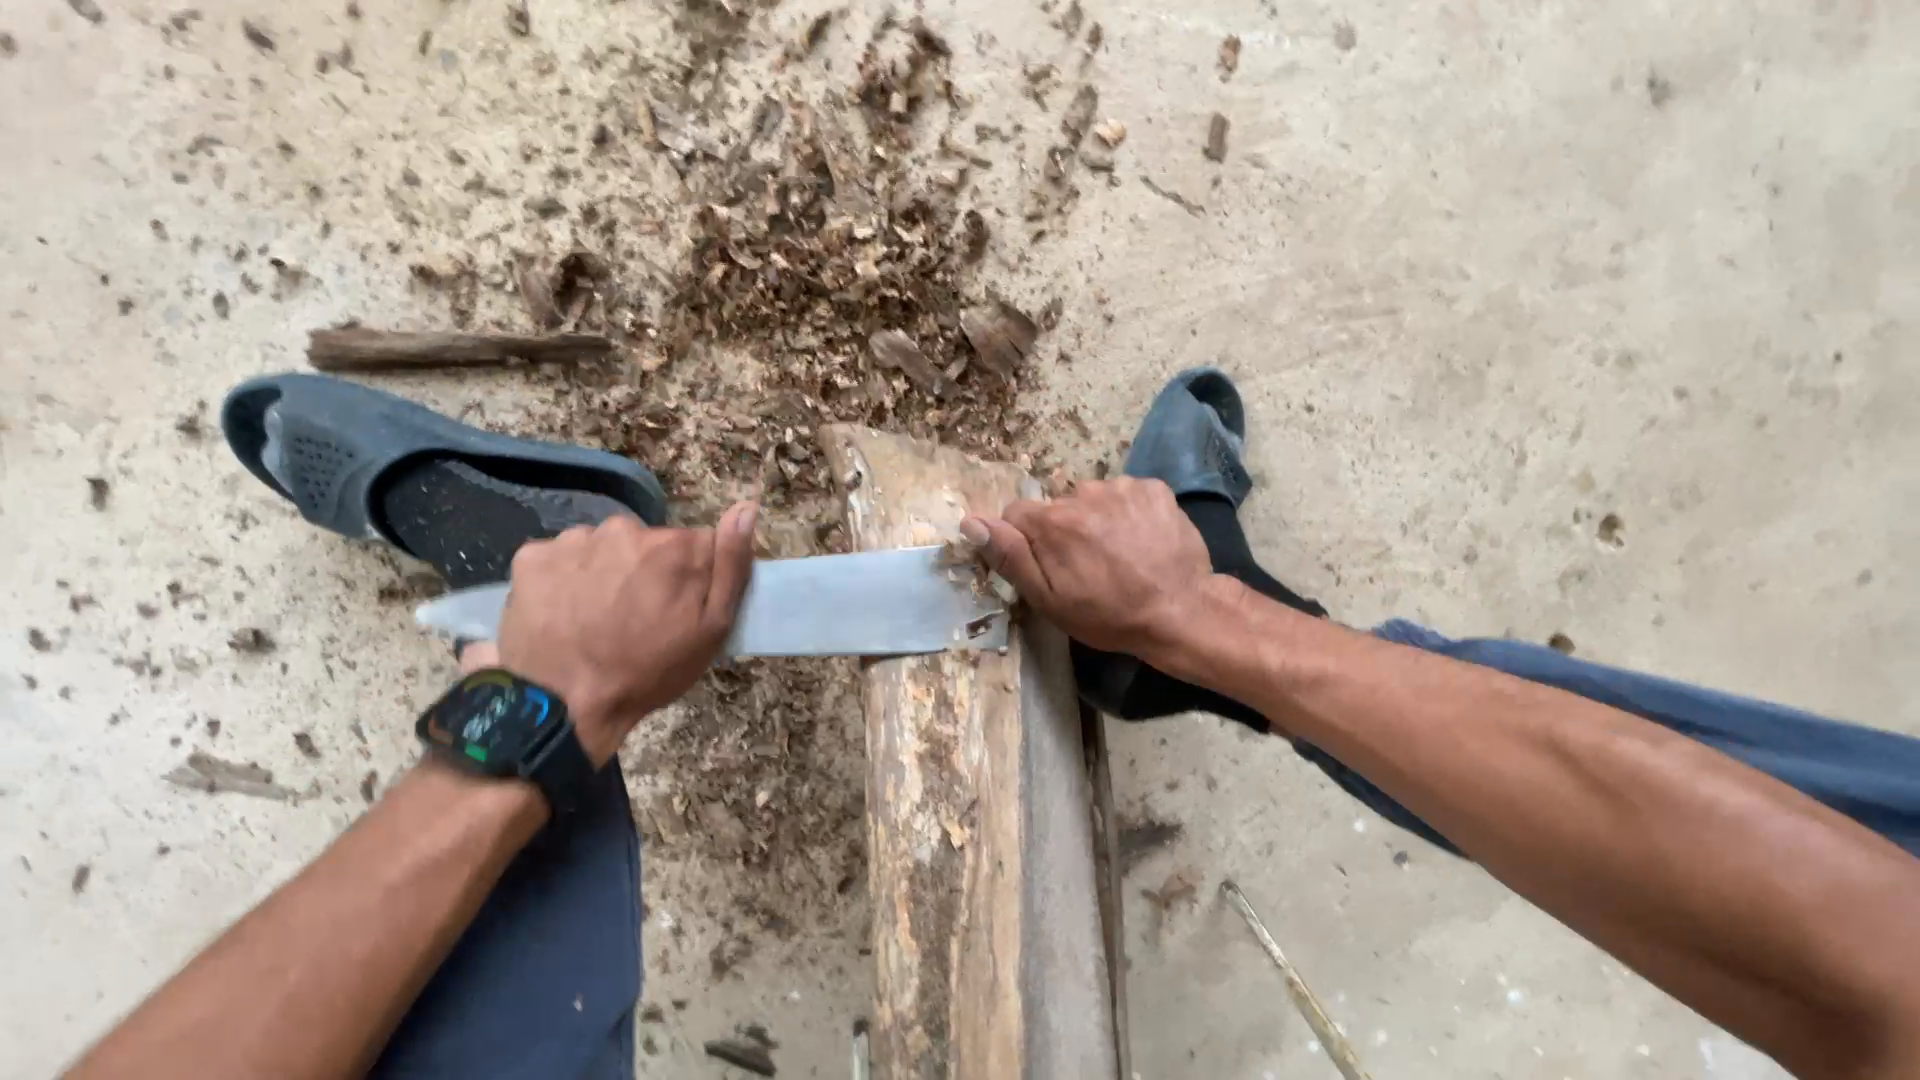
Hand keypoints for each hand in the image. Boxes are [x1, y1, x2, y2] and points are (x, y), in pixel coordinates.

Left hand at [476, 503, 757, 766]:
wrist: (563, 704)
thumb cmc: (649, 670)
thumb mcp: (711, 629)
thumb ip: (732, 566)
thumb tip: (747, 510)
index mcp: (673, 547)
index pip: (697, 545)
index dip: (693, 576)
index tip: (680, 608)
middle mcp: (624, 530)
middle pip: (648, 543)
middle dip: (648, 571)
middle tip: (638, 618)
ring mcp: (574, 541)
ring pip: (603, 548)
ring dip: (607, 572)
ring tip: (598, 617)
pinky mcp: (533, 557)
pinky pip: (561, 557)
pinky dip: (566, 577)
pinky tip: (566, 610)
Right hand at [960, 478, 1220, 658]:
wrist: (1181, 612)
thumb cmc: (1108, 615)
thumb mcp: (1048, 599)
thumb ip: (1010, 556)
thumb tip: (972, 522)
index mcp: (1051, 522)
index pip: (1017, 514)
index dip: (1028, 541)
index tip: (1050, 565)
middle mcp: (1082, 494)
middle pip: (1057, 507)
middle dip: (1065, 531)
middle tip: (1089, 566)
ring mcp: (1122, 488)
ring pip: (1093, 499)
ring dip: (1098, 519)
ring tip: (1119, 554)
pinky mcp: (1154, 489)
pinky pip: (1127, 494)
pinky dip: (1129, 512)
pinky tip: (1142, 540)